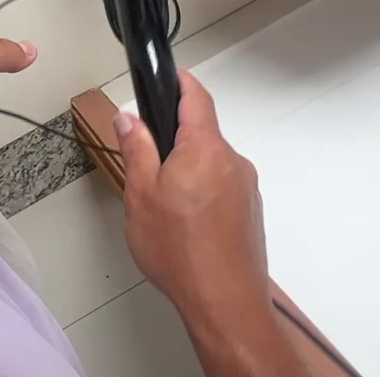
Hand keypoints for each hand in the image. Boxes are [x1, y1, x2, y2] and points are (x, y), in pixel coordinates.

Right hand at [115, 71, 270, 319]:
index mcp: (205, 148)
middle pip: (202, 132)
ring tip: (164, 202)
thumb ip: (136, 148)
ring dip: (188, 169)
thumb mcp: (141, 193)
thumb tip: (129, 118)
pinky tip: (185, 222)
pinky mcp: (251, 213)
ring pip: (211, 162)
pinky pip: (222, 186)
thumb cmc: (181, 251)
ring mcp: (246, 188)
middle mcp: (232, 162)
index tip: (170, 74)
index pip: (197, 97)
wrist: (225, 306)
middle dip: (175, 139)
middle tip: (147, 161)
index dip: (181, 81)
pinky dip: (203, 192)